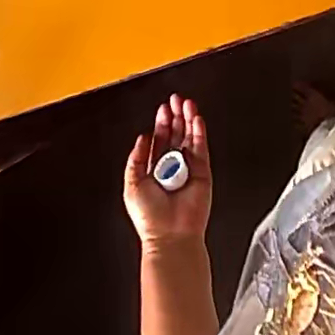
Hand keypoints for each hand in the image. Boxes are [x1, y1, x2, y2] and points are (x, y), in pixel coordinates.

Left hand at [123, 94, 212, 251]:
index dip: (161, 123)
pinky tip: (197, 118)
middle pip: (176, 134)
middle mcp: (172, 166)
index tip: (163, 109)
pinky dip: (200, 131)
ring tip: (186, 103)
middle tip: (176, 100)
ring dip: (188, 118)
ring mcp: (188, 167)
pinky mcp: (202, 170)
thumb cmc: (150, 217)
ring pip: (189, 136)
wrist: (170, 234)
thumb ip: (136, 159)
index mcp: (155, 169)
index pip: (160, 140)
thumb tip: (142, 137)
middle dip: (176, 116)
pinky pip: (201, 146)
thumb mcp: (132, 185)